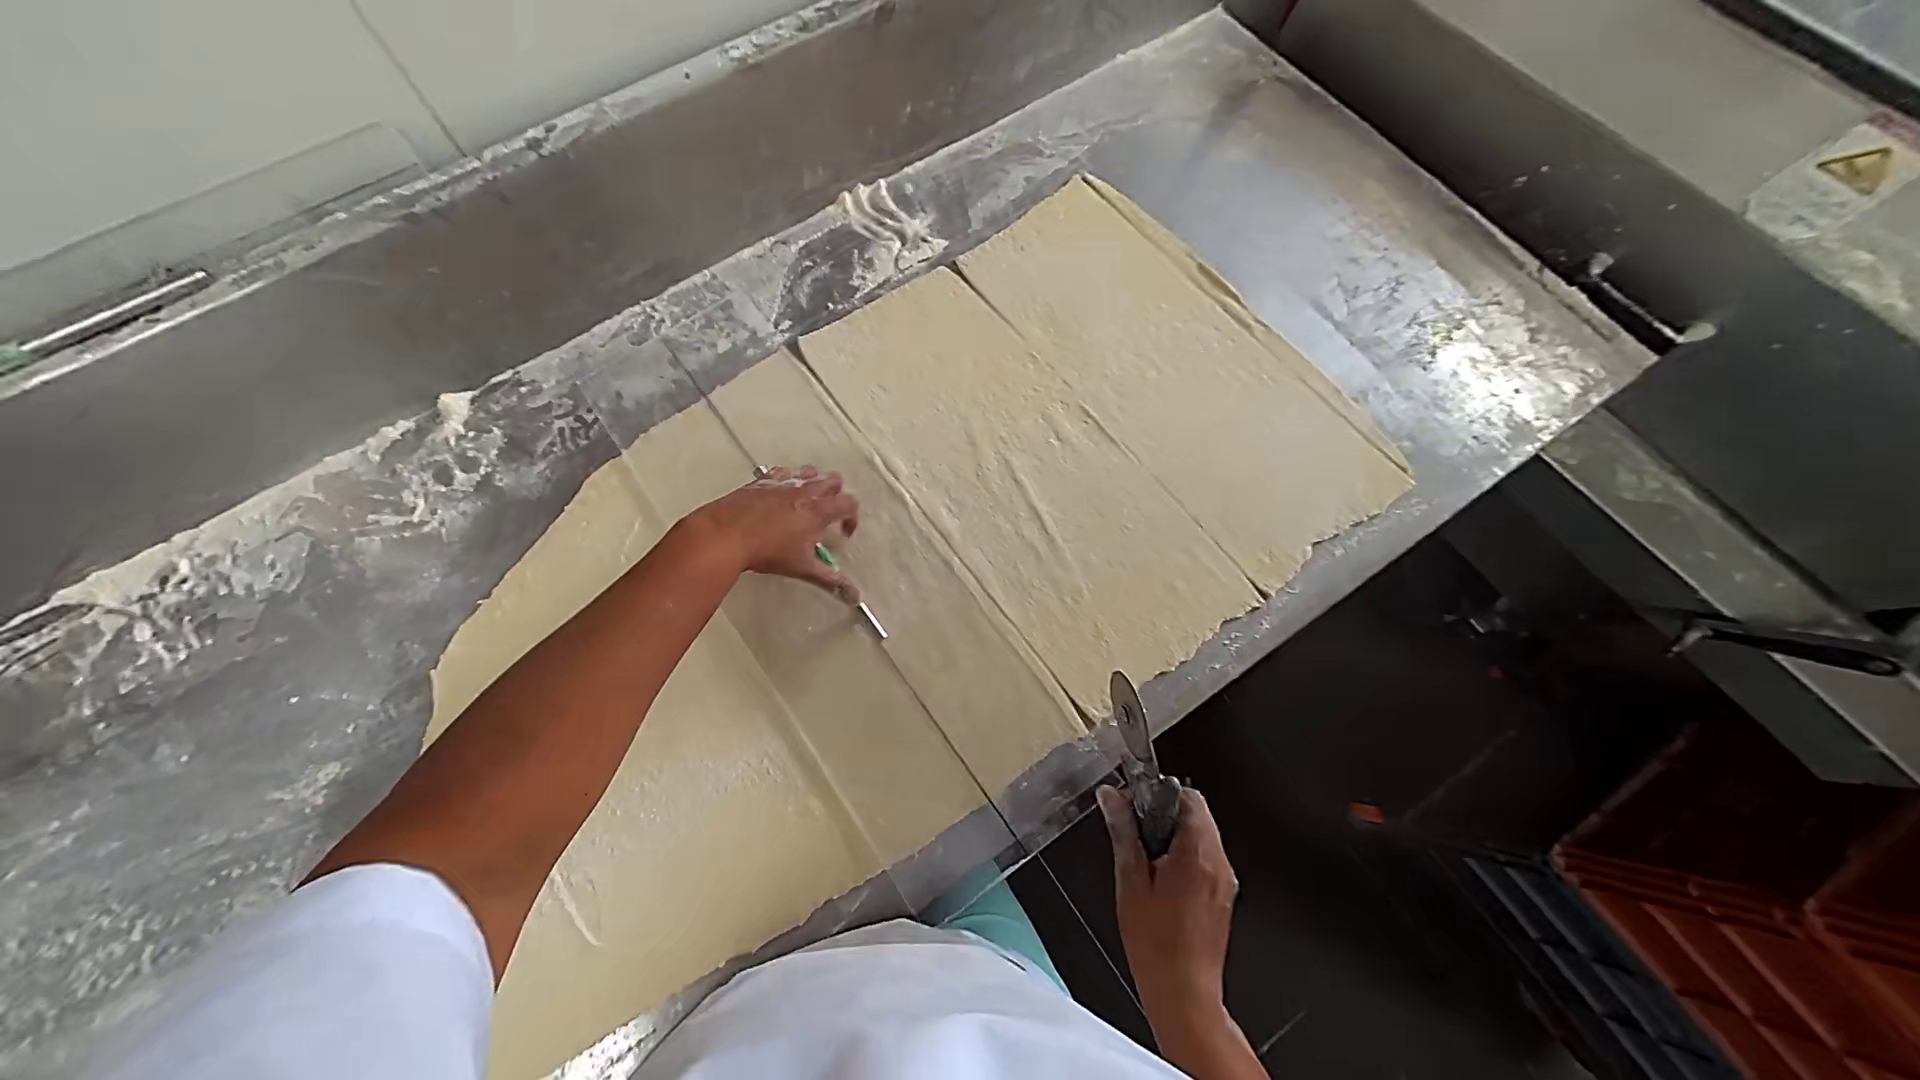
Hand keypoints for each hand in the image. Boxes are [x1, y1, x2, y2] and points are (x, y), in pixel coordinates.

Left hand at [680, 465, 863, 603]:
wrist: (724, 535)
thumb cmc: (764, 549)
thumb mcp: (802, 568)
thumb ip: (830, 581)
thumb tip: (852, 596)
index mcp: (818, 510)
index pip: (849, 504)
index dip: (852, 517)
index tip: (843, 531)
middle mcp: (802, 491)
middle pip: (832, 481)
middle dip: (836, 495)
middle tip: (830, 514)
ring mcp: (781, 484)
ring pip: (807, 472)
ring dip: (814, 482)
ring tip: (808, 500)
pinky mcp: (760, 483)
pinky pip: (781, 473)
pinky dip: (787, 479)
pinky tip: (780, 492)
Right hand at [1099, 786, 1240, 1036]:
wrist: (1183, 995)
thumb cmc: (1155, 944)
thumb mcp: (1130, 879)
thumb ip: (1123, 831)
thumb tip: (1111, 796)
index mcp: (1198, 853)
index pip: (1188, 796)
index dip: (1157, 792)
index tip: (1132, 801)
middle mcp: (1219, 863)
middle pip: (1197, 813)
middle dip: (1163, 812)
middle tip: (1132, 828)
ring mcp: (1225, 880)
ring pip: (1202, 834)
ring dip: (1173, 832)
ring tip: (1143, 854)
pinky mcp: (1223, 896)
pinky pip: (1206, 857)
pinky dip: (1184, 853)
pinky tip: (1159, 874)